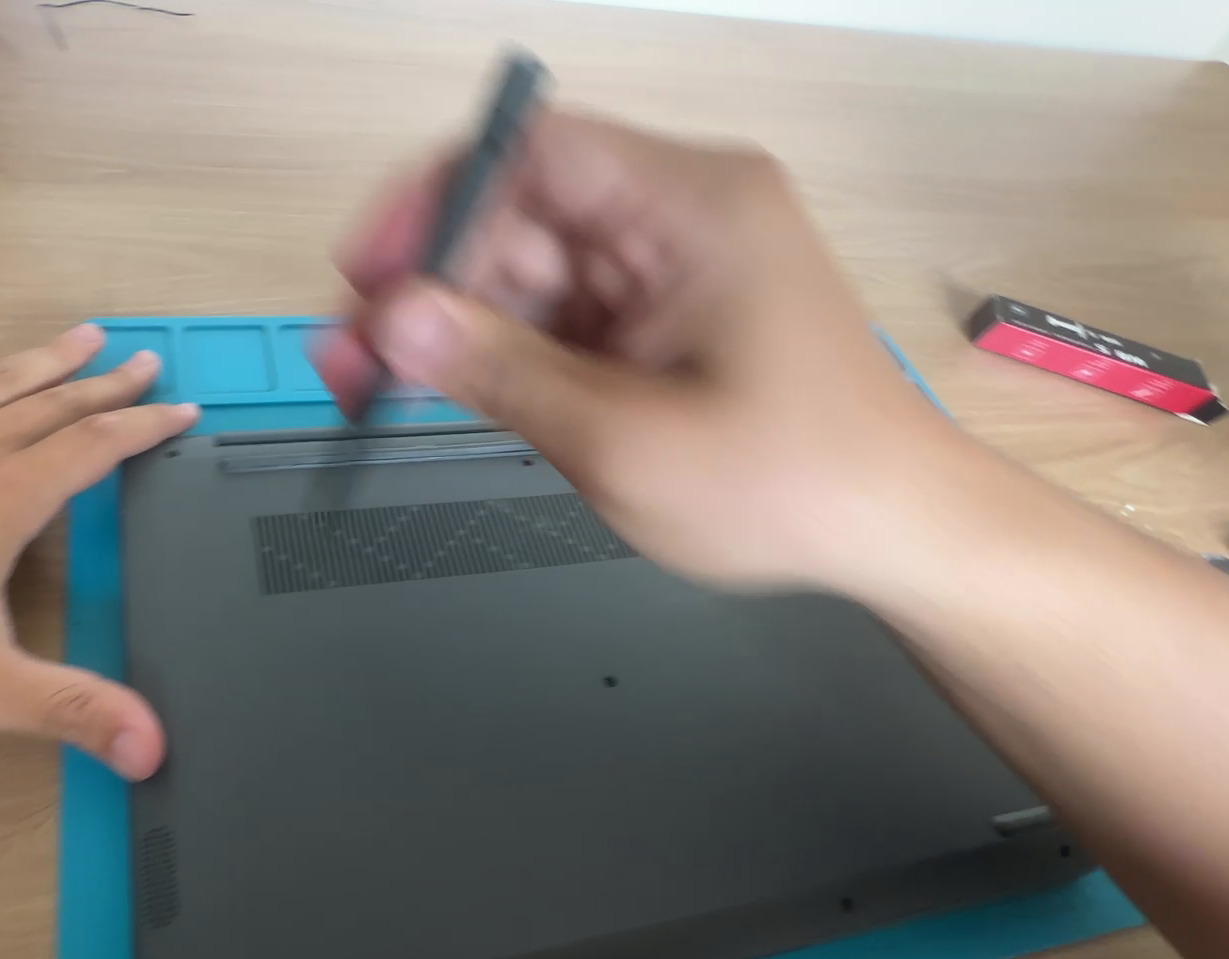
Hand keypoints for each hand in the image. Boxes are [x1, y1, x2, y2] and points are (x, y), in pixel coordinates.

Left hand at [0, 325, 194, 777]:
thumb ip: (74, 711)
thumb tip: (152, 749)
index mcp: (0, 499)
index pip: (93, 446)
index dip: (145, 426)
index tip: (182, 410)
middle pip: (54, 402)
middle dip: (111, 383)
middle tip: (151, 362)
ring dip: (48, 360)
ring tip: (84, 337)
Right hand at [315, 111, 965, 588]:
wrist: (881, 534)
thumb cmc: (781, 485)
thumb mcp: (624, 435)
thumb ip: (502, 372)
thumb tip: (392, 320)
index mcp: (688, 207)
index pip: (536, 155)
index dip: (436, 201)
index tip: (365, 271)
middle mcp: (665, 224)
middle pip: (513, 222)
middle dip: (423, 286)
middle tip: (346, 357)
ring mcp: (650, 282)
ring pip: (517, 281)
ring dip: (443, 330)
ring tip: (365, 384)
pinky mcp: (639, 333)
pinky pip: (543, 328)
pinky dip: (486, 360)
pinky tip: (431, 390)